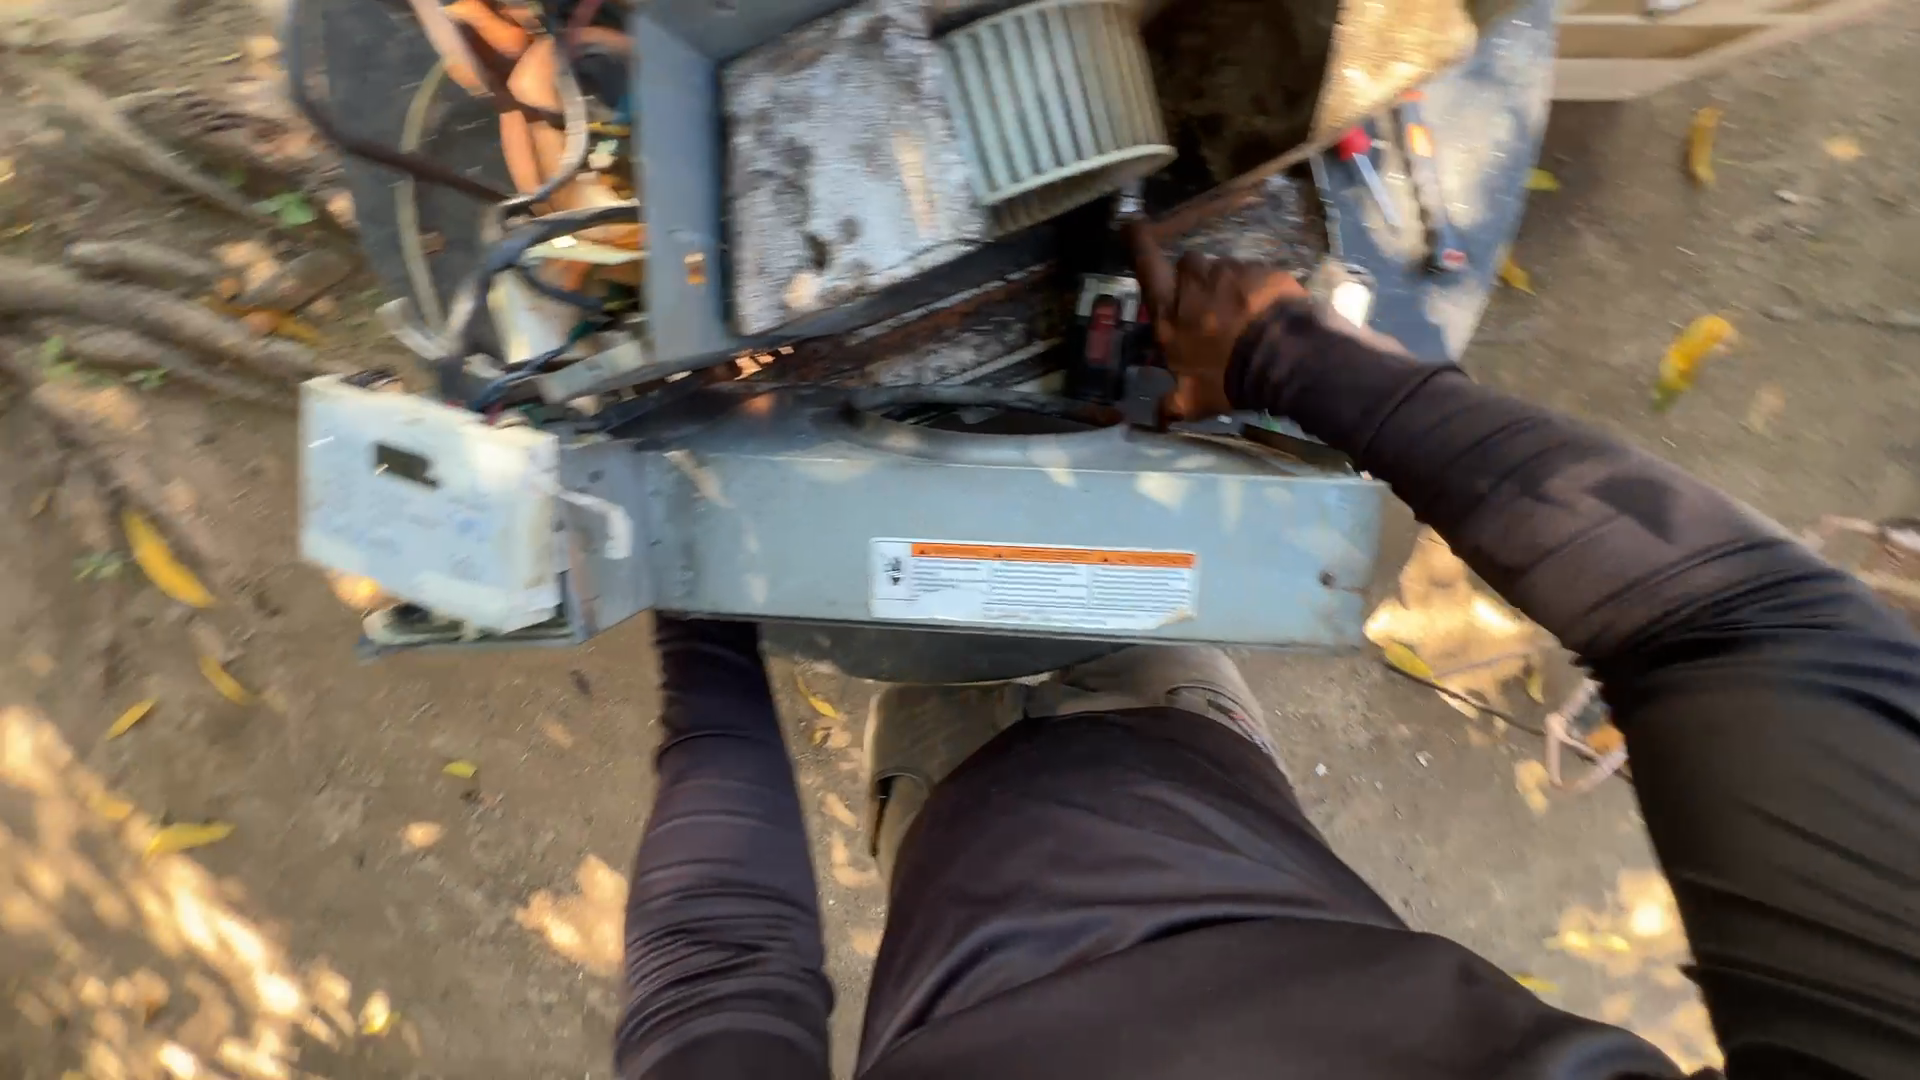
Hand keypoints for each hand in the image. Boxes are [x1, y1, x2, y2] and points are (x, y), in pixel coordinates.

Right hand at [1128, 223, 1305, 419]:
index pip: (1146, 267)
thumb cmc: (1227, 379)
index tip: (1131, 225)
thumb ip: (1170, 406)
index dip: (1137, 243)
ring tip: (1242, 319)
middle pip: (1187, 267)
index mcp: (1169, 314)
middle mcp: (1194, 284)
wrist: (1285, 358)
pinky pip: (1254, 275)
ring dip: (1226, 288)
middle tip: (1206, 310)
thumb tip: (1156, 419)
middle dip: (1192, 281)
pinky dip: (1256, 290)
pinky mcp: (1264, 270)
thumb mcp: (1192, 401)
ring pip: (1222, 270)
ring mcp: (1231, 272)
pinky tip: (1265, 316)